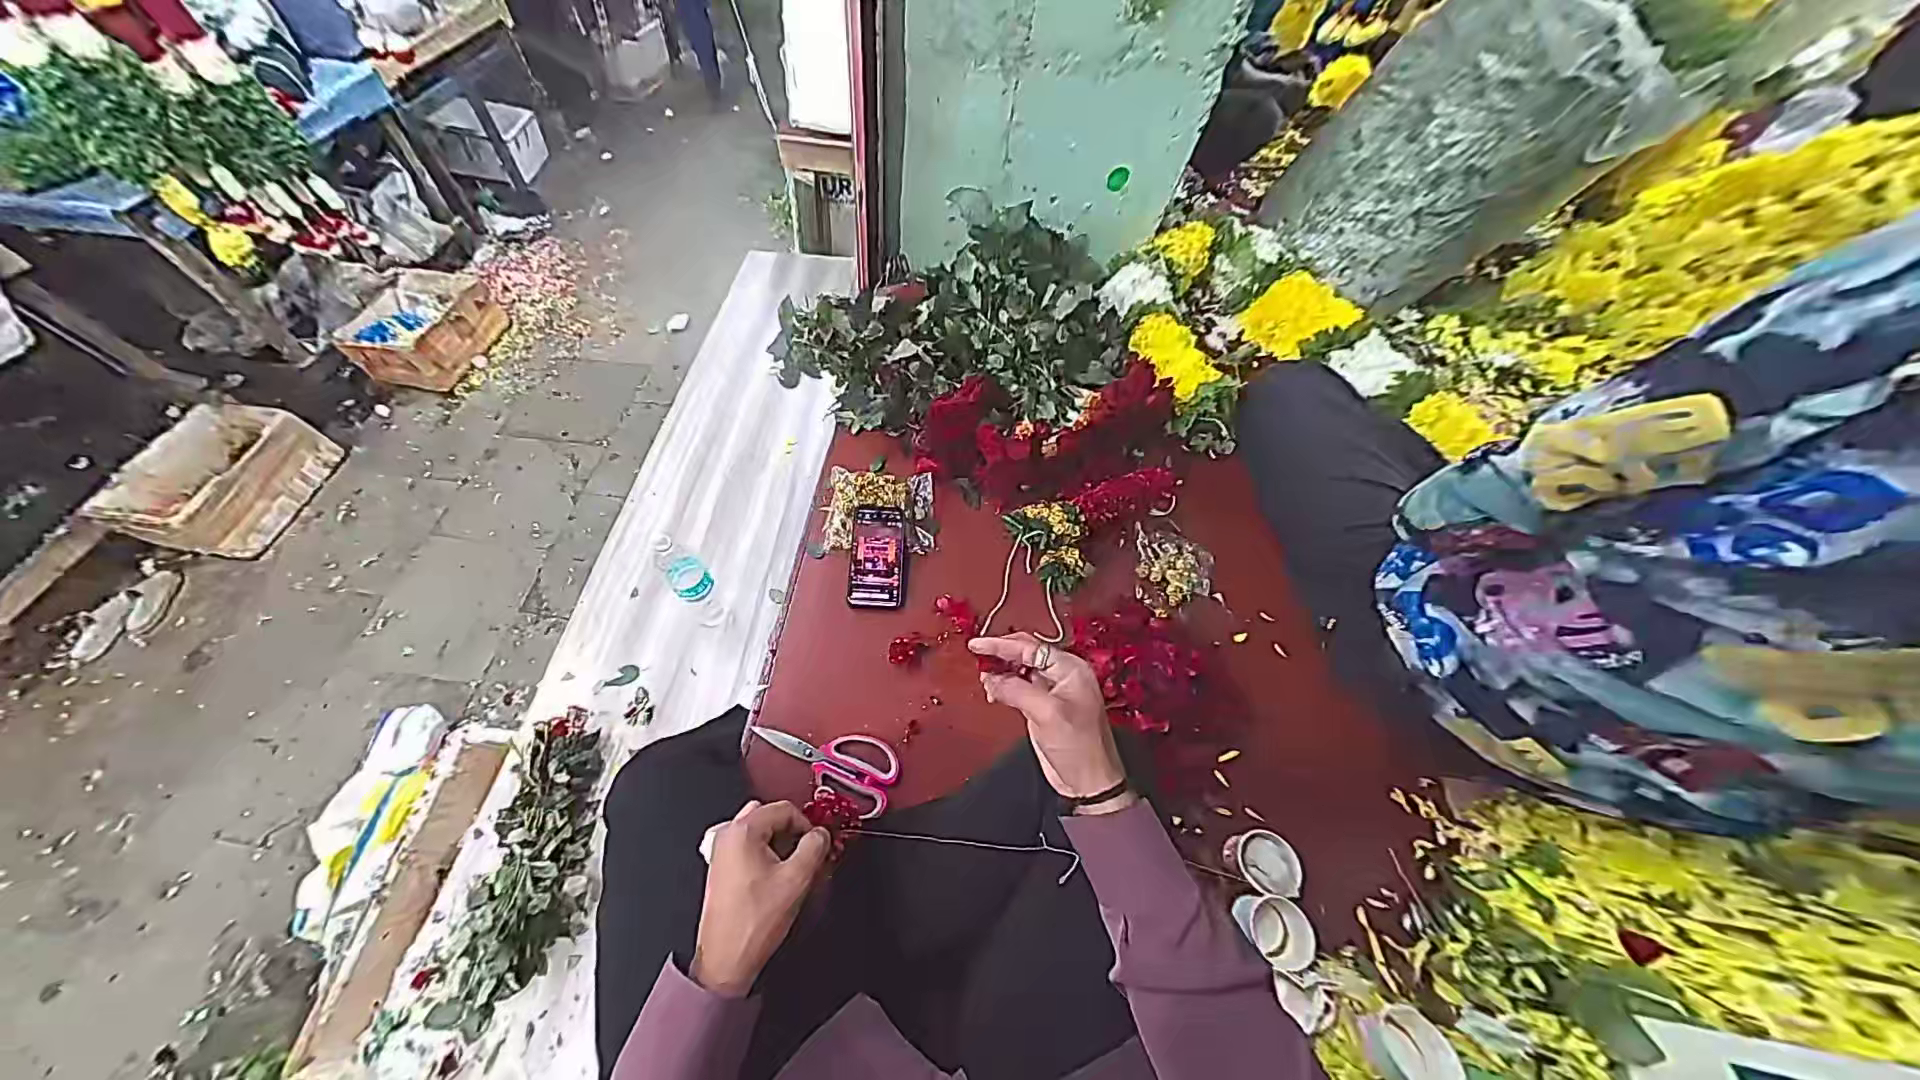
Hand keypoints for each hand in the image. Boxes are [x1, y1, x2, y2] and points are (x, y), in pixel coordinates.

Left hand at [690, 800, 829, 997]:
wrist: (725, 962)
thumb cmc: (753, 923)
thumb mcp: (797, 878)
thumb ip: (815, 846)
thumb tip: (821, 835)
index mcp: (743, 831)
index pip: (784, 809)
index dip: (806, 824)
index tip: (817, 842)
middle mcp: (727, 836)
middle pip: (769, 815)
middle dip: (791, 830)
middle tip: (805, 851)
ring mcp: (720, 853)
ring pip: (758, 831)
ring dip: (778, 841)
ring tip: (791, 866)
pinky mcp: (720, 870)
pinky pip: (747, 847)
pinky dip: (764, 853)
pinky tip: (774, 878)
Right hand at [969, 634, 1131, 806]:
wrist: (1089, 782)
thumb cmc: (1079, 747)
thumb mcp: (1047, 714)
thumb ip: (1017, 690)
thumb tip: (991, 678)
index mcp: (1071, 668)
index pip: (1031, 647)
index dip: (1001, 644)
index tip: (977, 645)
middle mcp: (1064, 674)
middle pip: (1027, 653)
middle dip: (1001, 654)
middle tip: (977, 657)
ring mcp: (1054, 690)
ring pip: (1022, 668)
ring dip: (1002, 670)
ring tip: (984, 677)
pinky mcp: (1045, 705)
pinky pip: (1021, 685)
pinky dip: (1006, 685)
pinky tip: (994, 691)